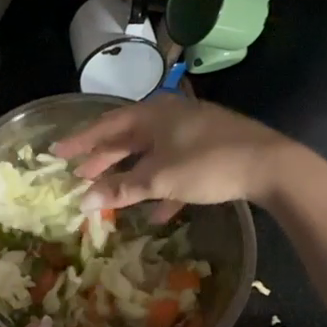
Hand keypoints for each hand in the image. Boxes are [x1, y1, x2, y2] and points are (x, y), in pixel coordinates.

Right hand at [49, 99, 322, 214]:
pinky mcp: (209, 149)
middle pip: (127, 138)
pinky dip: (160, 186)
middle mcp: (168, 116)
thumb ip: (120, 190)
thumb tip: (83, 201)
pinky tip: (157, 212)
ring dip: (129, 175)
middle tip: (80, 176)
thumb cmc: (207, 164)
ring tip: (110, 195)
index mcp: (152, 114)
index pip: (105, 126)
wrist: (270, 165)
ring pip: (150, 154)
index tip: (56, 153)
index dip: (80, 142)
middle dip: (103, 160)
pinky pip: (174, 166)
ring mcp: (190, 131)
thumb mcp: (159, 179)